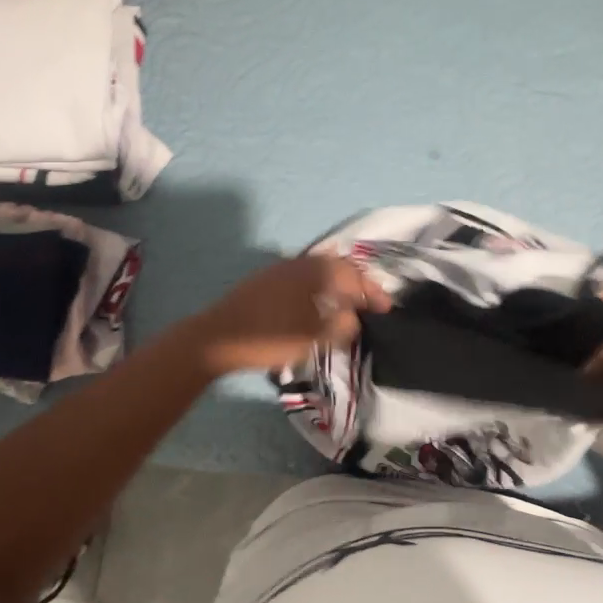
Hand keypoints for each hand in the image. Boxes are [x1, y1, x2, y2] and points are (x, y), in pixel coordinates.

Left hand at [187, 255, 391, 374]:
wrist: (215, 338)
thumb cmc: (268, 338)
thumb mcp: (312, 338)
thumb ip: (341, 326)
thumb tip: (354, 318)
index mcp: (314, 272)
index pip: (354, 275)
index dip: (373, 291)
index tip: (387, 308)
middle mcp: (299, 263)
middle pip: (337, 266)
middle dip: (356, 283)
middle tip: (369, 302)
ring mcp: (278, 270)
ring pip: (318, 270)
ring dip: (336, 284)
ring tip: (347, 304)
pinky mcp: (264, 281)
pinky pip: (302, 277)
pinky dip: (318, 287)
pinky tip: (316, 304)